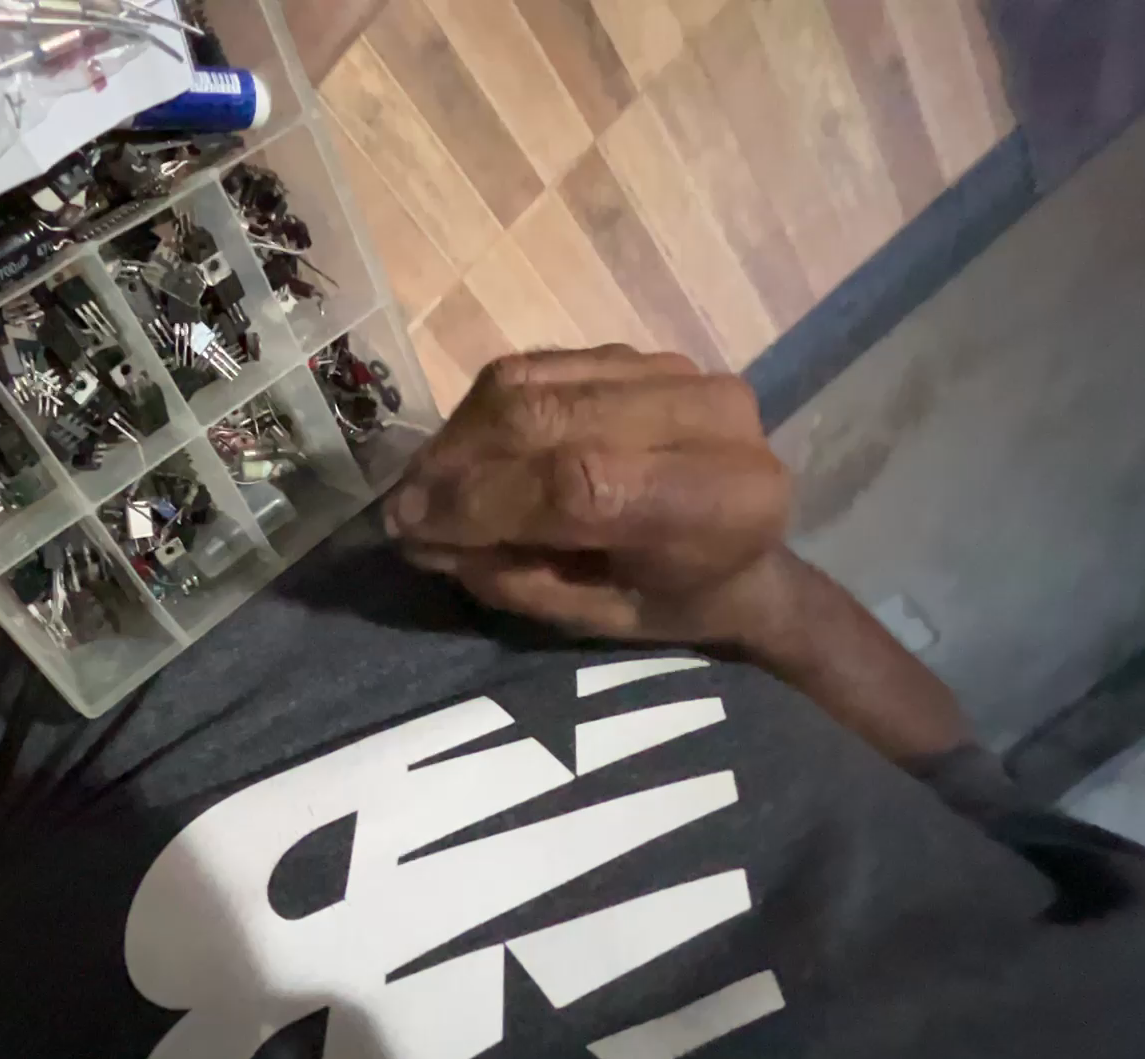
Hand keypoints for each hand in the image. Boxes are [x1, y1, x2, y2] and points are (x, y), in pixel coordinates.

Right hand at [384, 347, 795, 648]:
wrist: (741, 544)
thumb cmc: (673, 599)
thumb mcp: (596, 618)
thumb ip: (511, 576)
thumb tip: (419, 527)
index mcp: (719, 503)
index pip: (578, 484)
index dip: (480, 502)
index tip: (410, 526)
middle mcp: (708, 417)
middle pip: (543, 422)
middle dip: (454, 467)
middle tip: (402, 506)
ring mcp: (673, 370)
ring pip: (528, 386)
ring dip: (457, 437)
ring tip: (425, 481)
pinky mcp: (635, 353)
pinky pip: (531, 367)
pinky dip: (479, 411)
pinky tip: (461, 448)